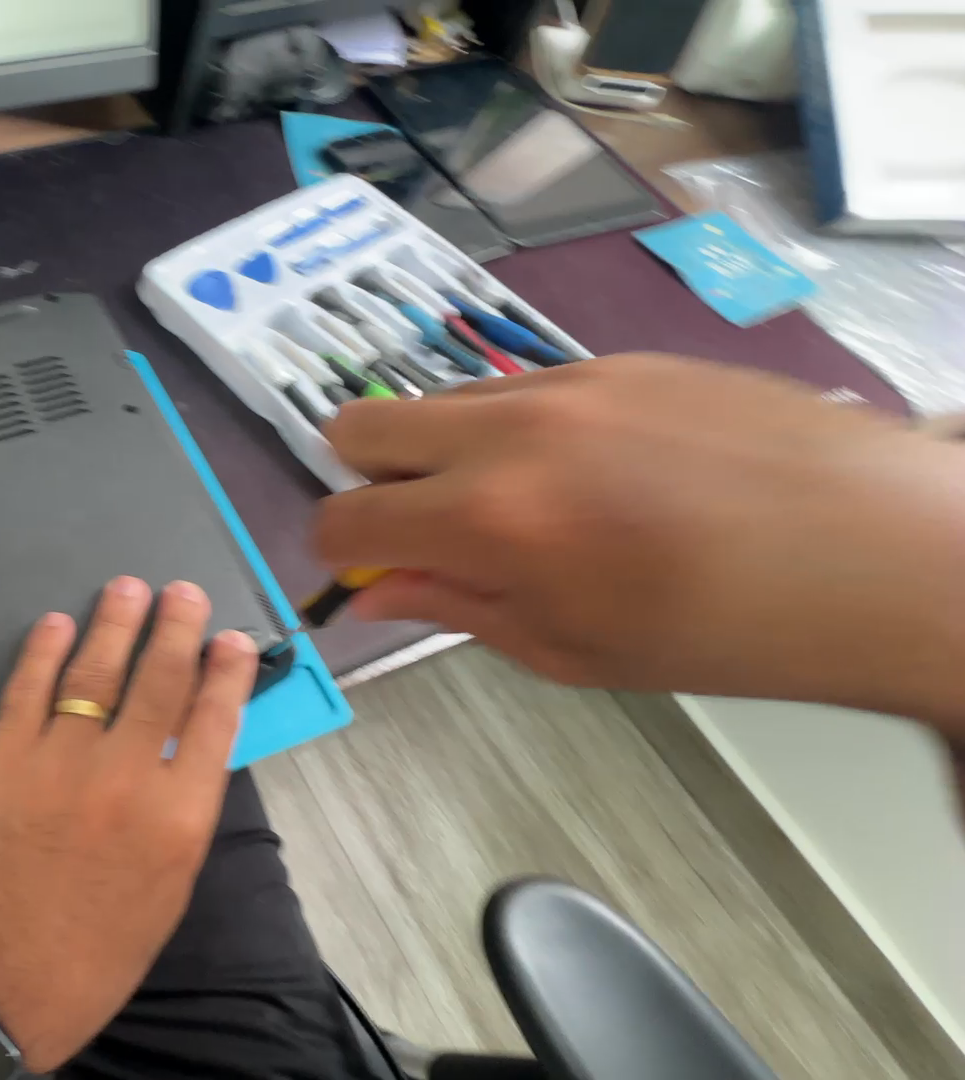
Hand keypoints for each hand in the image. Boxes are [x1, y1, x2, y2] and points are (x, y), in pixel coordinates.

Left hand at [0, 577, 257, 1072]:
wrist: (9, 977)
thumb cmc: (102, 943)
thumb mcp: (170, 881)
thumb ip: (184, 805)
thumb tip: (194, 736)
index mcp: (180, 817)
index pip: (214, 719)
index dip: (227, 671)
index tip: (232, 639)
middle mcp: (126, 779)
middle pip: (159, 681)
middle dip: (176, 628)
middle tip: (183, 593)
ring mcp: (61, 763)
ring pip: (95, 672)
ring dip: (115, 624)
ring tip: (128, 588)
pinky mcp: (5, 760)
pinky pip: (28, 689)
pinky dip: (43, 650)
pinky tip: (57, 623)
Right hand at [313, 354, 964, 731]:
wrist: (898, 555)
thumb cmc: (719, 631)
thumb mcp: (563, 647)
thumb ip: (447, 606)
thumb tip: (370, 592)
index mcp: (490, 519)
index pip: (343, 518)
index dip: (336, 549)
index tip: (364, 566)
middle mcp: (506, 434)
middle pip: (356, 426)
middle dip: (364, 479)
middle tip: (422, 520)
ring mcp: (562, 384)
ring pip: (431, 403)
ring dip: (438, 452)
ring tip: (517, 497)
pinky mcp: (613, 360)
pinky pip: (511, 390)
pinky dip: (508, 431)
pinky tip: (585, 469)